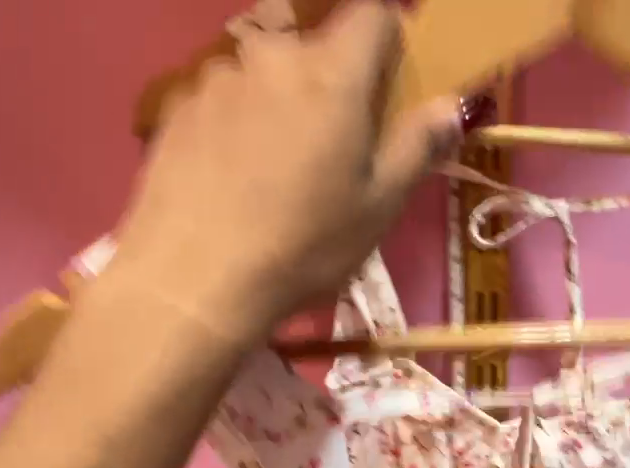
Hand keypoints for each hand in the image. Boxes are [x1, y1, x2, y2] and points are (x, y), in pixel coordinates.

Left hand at [107, 1, 459, 353]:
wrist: (195, 279)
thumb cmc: (303, 248)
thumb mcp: (377, 208)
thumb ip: (416, 147)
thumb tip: (451, 104)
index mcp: (332, 74)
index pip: (373, 13)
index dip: (389, 39)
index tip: (389, 84)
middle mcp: (272, 54)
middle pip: (314, 41)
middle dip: (332, 78)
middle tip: (335, 144)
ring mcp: (217, 75)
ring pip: (266, 71)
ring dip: (282, 100)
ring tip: (277, 169)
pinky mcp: (178, 105)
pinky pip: (225, 98)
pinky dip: (240, 122)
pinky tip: (235, 178)